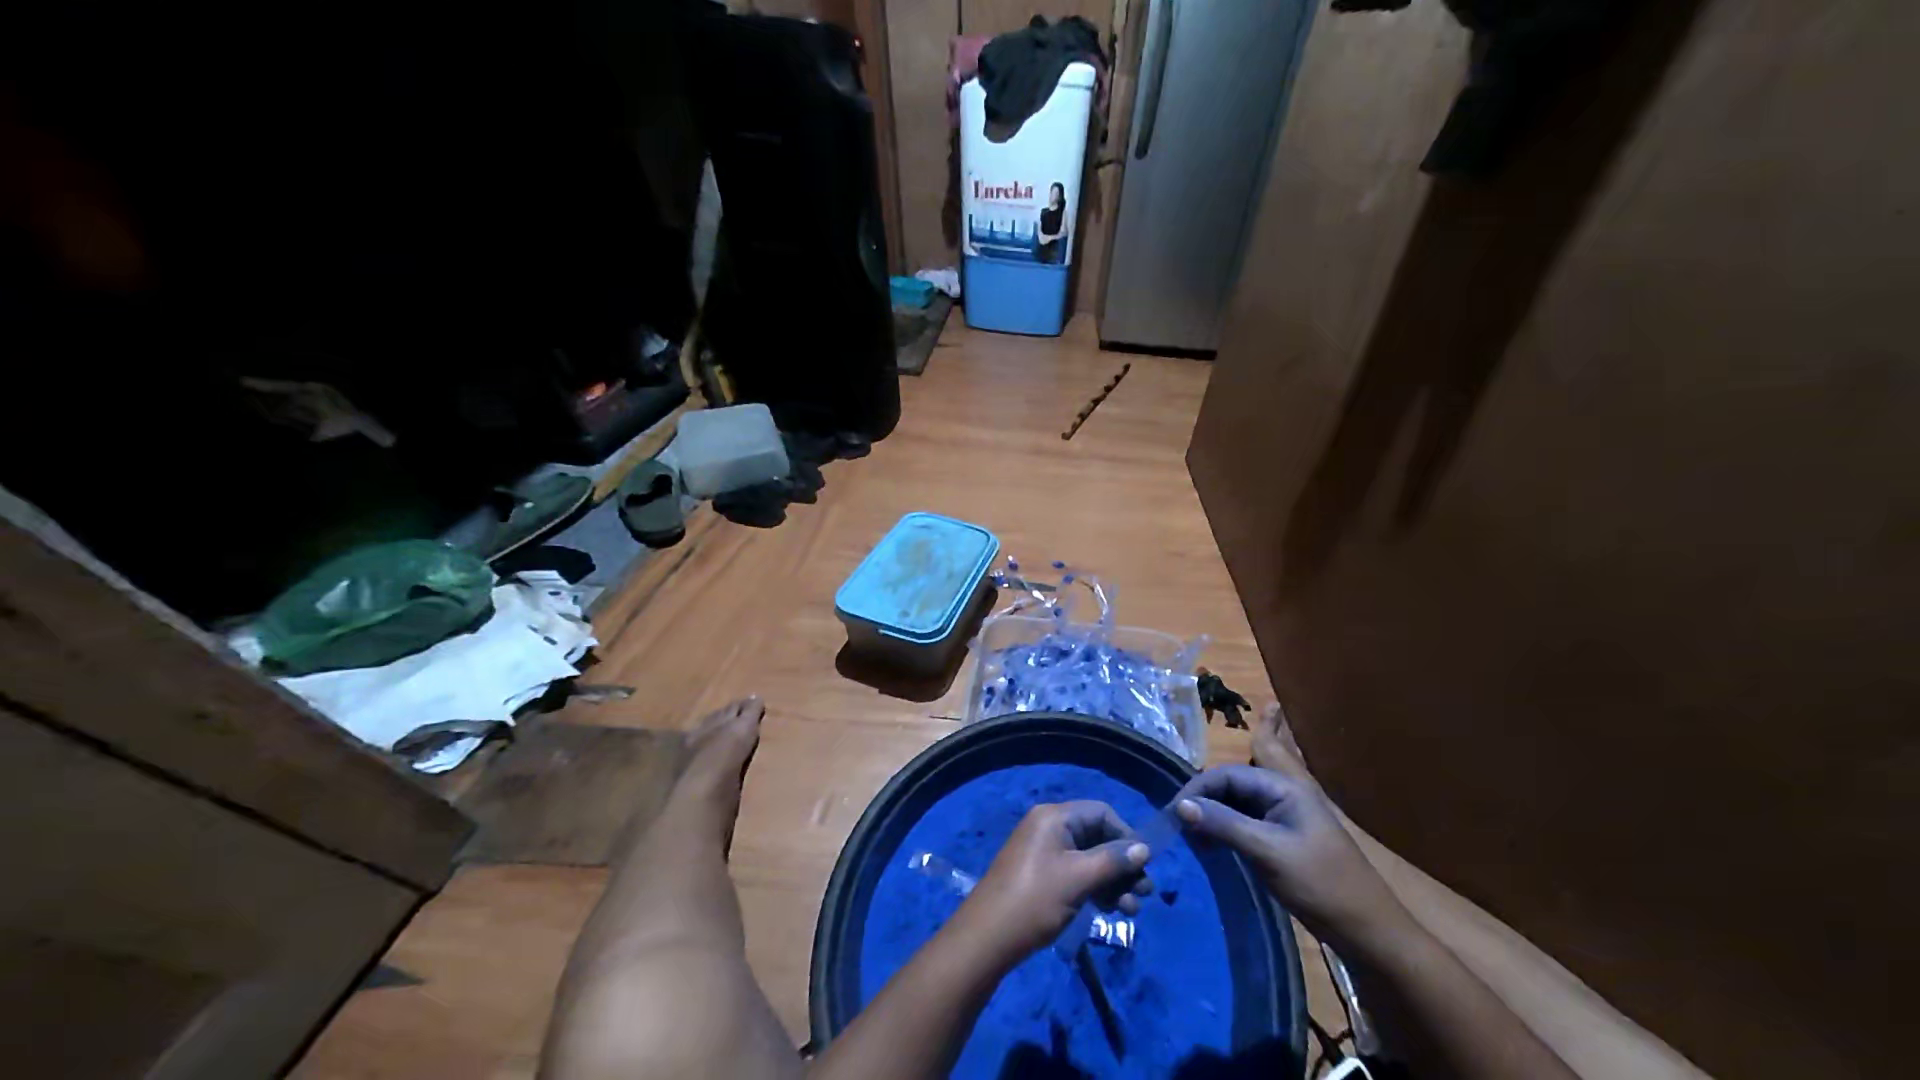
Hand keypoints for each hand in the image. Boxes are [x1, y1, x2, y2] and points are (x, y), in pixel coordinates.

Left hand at [951, 801, 1152, 961]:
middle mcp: (1049, 827)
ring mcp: (1044, 852)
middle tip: (1144, 896)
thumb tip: (1144, 848)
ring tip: (1129, 911)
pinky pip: (1077, 872)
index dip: (1126, 836)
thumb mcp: (1078, 878)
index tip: (1144, 866)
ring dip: (1113, 881)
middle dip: (1122, 865)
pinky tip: (1110, 910)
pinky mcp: (1042, 875)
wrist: (988, 937)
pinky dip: (1096, 888)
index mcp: (1054, 817)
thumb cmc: (1035, 900)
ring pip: (1090, 858)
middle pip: (1097, 837)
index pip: (1101, 813)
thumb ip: (1113, 861)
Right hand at [1173, 765, 1404, 943]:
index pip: (1228, 774)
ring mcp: (1283, 818)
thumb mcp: (1267, 851)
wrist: (1367, 931)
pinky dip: (1224, 832)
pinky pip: (1244, 825)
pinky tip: (1212, 847)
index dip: (1197, 789)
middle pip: (1230, 787)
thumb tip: (1180, 806)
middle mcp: (1282, 795)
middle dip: (1202, 803)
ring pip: (1235, 806)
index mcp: (1284, 788)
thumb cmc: (1320, 884)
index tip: (1173, 814)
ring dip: (1211, 818)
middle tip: (1178, 828)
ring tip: (1192, 840)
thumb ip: (1223, 824)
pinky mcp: (1282, 840)